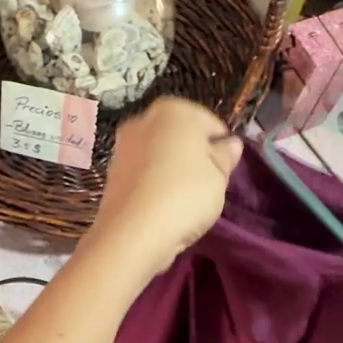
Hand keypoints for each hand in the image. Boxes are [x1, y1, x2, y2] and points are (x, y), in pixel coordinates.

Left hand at [83, 97, 243, 277]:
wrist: (133, 233)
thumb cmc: (185, 196)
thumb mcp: (218, 176)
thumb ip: (225, 156)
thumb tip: (231, 144)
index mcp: (174, 109)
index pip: (210, 123)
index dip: (221, 148)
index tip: (224, 171)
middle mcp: (143, 119)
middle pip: (180, 137)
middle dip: (193, 157)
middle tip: (205, 187)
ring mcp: (123, 146)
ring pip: (159, 156)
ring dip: (171, 172)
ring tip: (181, 201)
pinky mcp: (111, 174)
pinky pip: (142, 175)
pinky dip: (152, 186)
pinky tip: (160, 206)